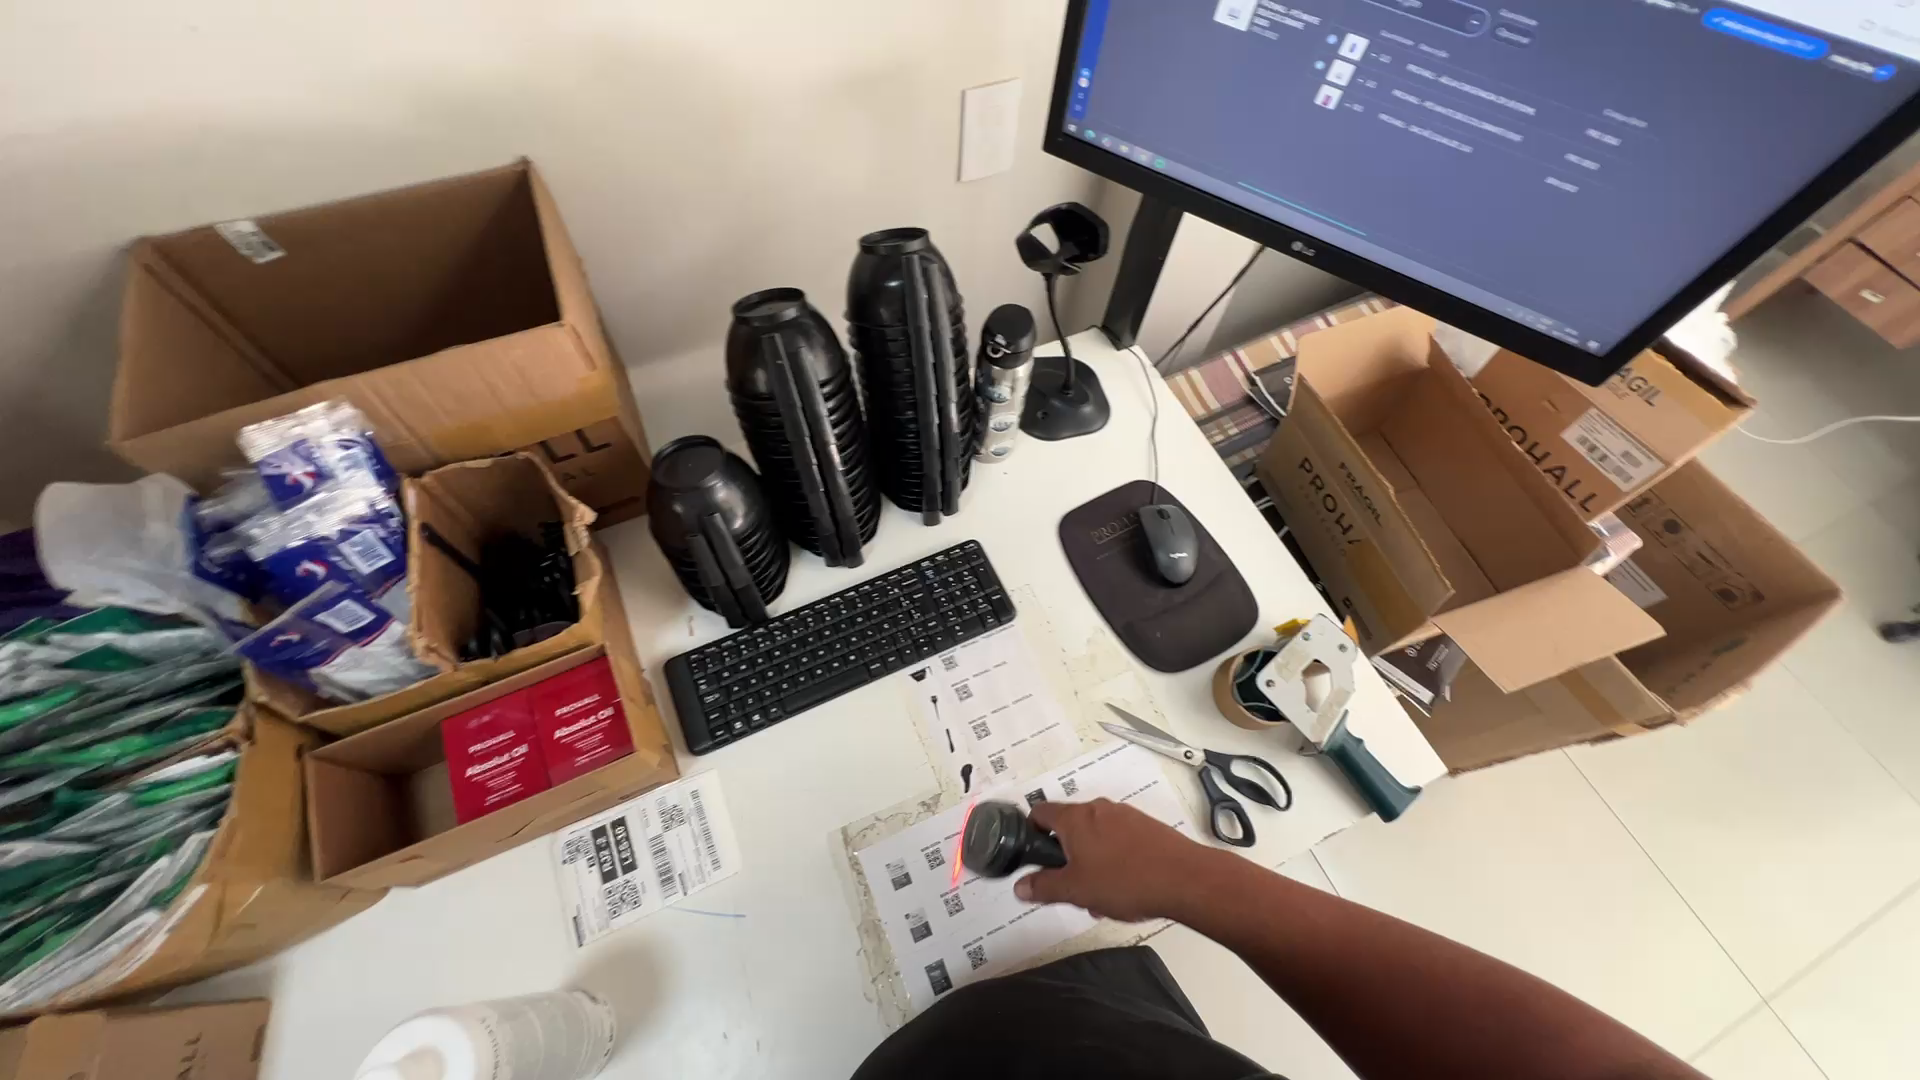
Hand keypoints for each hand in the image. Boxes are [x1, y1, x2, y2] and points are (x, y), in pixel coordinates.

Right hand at [1013, 798, 1223, 921]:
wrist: (1184, 878)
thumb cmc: (1123, 881)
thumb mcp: (1076, 890)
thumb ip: (1044, 887)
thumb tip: (1019, 886)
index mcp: (1075, 818)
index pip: (1040, 812)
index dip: (1030, 831)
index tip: (1033, 856)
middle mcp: (1097, 808)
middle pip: (1069, 826)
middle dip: (1066, 856)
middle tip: (1071, 886)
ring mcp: (1124, 815)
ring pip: (1095, 835)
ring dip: (1091, 860)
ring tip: (1101, 895)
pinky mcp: (1146, 826)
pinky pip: (1118, 839)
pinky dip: (1114, 858)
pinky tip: (1126, 888)